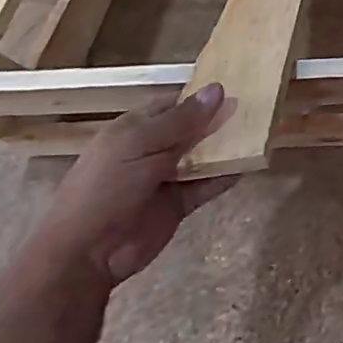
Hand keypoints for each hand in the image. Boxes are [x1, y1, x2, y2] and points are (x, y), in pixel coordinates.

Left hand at [27, 83, 238, 287]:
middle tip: (256, 109)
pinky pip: (206, 185)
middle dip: (219, 120)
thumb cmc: (106, 188)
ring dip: (225, 147)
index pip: (175, 104)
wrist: (85, 254)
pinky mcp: (177, 204)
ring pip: (202, 156)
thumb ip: (182, 120)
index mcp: (135, 128)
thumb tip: (217, 88)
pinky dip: (225, 176)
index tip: (236, 87)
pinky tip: (248, 165)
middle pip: (192, 128)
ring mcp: (166, 177)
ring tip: (258, 134)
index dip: (202, 96)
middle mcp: (152, 148)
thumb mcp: (140, 145)